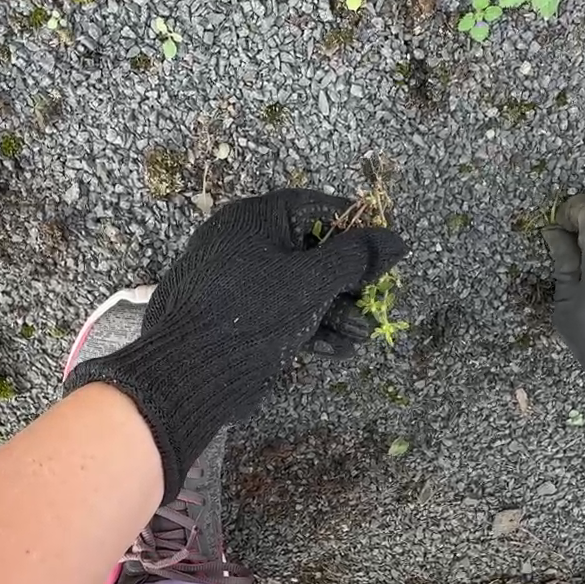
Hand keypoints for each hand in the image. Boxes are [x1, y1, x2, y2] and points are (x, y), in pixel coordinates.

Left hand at [67, 189, 405, 501]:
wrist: (189, 373)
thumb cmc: (251, 314)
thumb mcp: (312, 281)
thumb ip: (355, 259)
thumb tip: (396, 240)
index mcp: (255, 219)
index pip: (317, 210)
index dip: (356, 230)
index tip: (384, 254)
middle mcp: (244, 245)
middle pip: (310, 253)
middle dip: (347, 282)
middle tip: (373, 301)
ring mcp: (239, 285)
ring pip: (299, 290)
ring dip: (336, 312)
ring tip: (363, 335)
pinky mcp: (239, 321)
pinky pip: (282, 315)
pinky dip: (311, 329)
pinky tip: (339, 350)